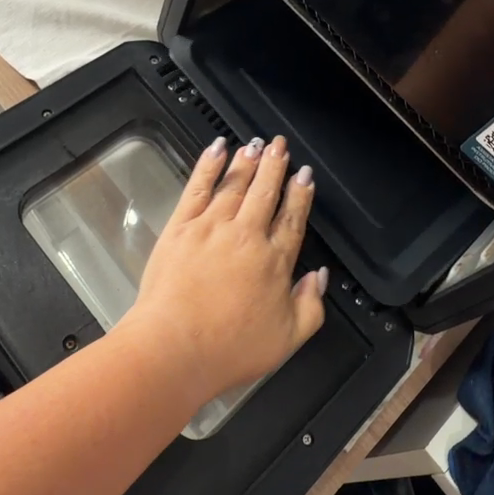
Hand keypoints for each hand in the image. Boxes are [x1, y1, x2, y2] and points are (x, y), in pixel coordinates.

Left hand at [117, 136, 327, 405]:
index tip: (304, 176)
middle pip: (265, 192)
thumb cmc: (229, 350)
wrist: (174, 348)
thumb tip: (319, 277)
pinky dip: (208, 165)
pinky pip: (197, 187)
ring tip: (256, 144)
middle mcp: (246, 236)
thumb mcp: (287, 339)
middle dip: (275, 166)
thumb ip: (310, 306)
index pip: (292, 219)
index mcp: (274, 262)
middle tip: (281, 145)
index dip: (300, 195)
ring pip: (234, 185)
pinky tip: (217, 149)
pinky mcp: (180, 227)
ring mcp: (211, 227)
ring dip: (247, 162)